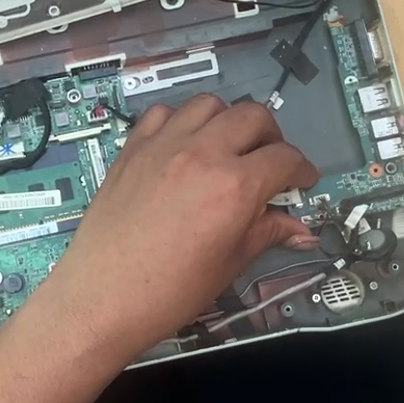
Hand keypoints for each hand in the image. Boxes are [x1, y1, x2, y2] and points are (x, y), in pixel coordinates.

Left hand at [38, 94, 318, 357]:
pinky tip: (183, 145)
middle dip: (271, 137)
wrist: (102, 298)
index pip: (285, 158)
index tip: (301, 181)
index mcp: (233, 187)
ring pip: (209, 104)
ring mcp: (162, 146)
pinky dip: (180, 121)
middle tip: (270, 162)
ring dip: (227, 120)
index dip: (301, 170)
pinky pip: (163, 113)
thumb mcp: (228, 265)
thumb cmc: (165, 292)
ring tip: (228, 147)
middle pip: (253, 116)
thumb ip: (266, 233)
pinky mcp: (132, 150)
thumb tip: (298, 229)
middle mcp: (201, 154)